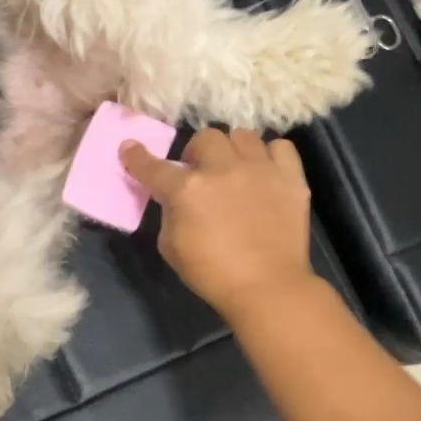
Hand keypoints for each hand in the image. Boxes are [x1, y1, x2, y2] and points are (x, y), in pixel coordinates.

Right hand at [121, 127, 319, 317]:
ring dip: (231, 149)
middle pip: (206, 137)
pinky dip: (268, 154)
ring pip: (243, 135)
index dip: (137, 157)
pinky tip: (263, 172)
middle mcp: (222, 170)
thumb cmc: (209, 272)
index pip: (154, 166)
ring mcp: (260, 169)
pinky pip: (280, 147)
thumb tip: (176, 199)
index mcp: (186, 190)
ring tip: (233, 168)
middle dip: (196, 152)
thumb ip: (170, 213)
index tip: (130, 148)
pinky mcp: (291, 177)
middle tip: (198, 171)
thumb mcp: (170, 245)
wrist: (265, 285)